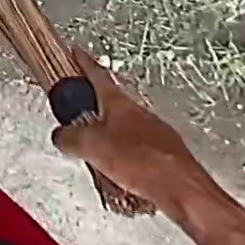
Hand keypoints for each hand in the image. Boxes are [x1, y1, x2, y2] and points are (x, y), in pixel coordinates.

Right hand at [52, 43, 244, 238]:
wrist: (184, 192)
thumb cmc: (144, 163)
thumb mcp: (89, 146)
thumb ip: (68, 138)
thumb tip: (60, 136)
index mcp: (119, 102)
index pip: (97, 73)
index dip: (84, 61)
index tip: (77, 52)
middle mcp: (140, 113)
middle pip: (111, 104)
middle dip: (94, 112)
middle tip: (80, 121)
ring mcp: (157, 134)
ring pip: (126, 130)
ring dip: (111, 141)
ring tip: (102, 161)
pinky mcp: (168, 157)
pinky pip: (140, 153)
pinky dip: (127, 162)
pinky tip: (123, 178)